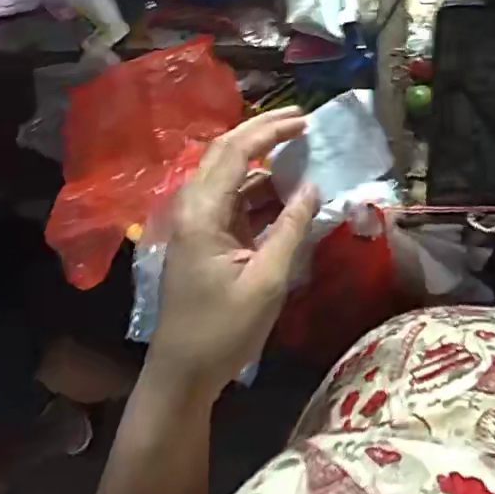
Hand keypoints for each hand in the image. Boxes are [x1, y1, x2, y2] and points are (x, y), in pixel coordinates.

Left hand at [148, 108, 318, 396]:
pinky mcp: (204, 238)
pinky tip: (287, 193)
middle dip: (262, 132)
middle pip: (226, 153)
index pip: (235, 153)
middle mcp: (193, 207)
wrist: (182, 373)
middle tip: (300, 120)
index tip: (304, 120)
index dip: (269, 131)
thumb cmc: (223, 330)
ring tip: (301, 151)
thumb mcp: (267, 280)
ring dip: (263, 162)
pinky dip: (259, 192)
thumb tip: (312, 186)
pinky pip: (233, 201)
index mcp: (202, 212)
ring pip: (230, 176)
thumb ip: (291, 228)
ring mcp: (197, 222)